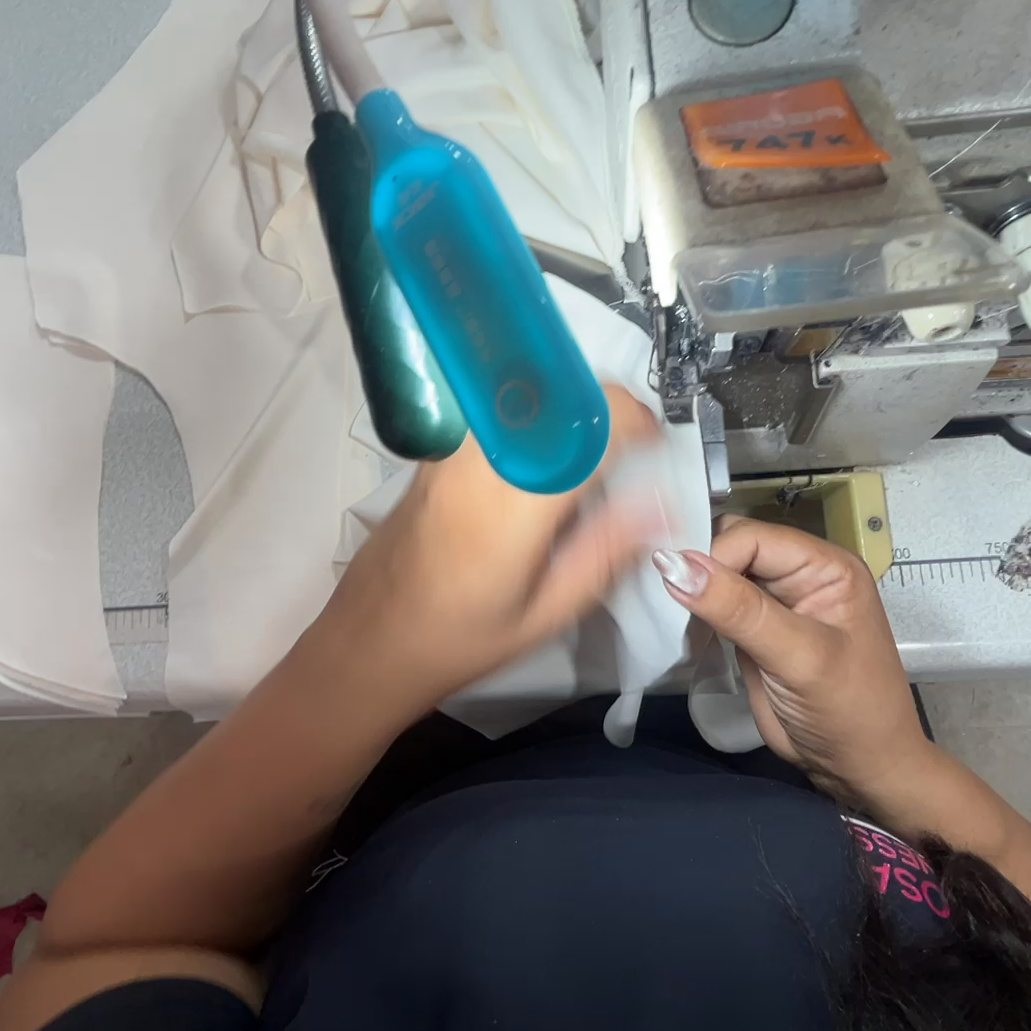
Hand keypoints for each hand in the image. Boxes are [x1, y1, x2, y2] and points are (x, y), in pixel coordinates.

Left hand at [308, 384, 660, 703]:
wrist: (368, 641)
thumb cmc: (459, 640)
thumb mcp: (546, 613)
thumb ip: (607, 552)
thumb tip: (662, 505)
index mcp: (515, 502)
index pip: (589, 420)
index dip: (635, 418)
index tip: (654, 442)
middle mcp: (479, 459)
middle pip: (556, 390)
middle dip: (604, 407)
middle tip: (625, 449)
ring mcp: (449, 449)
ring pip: (525, 393)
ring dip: (567, 410)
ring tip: (583, 462)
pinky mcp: (432, 452)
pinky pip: (496, 412)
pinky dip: (532, 421)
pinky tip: (536, 470)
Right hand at [653, 516, 930, 795]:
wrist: (858, 770)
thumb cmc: (848, 711)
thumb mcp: (799, 657)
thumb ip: (739, 609)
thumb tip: (672, 564)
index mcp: (824, 566)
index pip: (751, 537)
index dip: (712, 557)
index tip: (678, 590)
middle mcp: (798, 574)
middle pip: (731, 546)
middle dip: (698, 567)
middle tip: (665, 597)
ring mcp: (774, 602)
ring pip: (717, 573)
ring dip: (692, 589)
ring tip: (667, 612)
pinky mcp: (752, 629)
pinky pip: (714, 603)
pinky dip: (694, 611)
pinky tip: (679, 625)